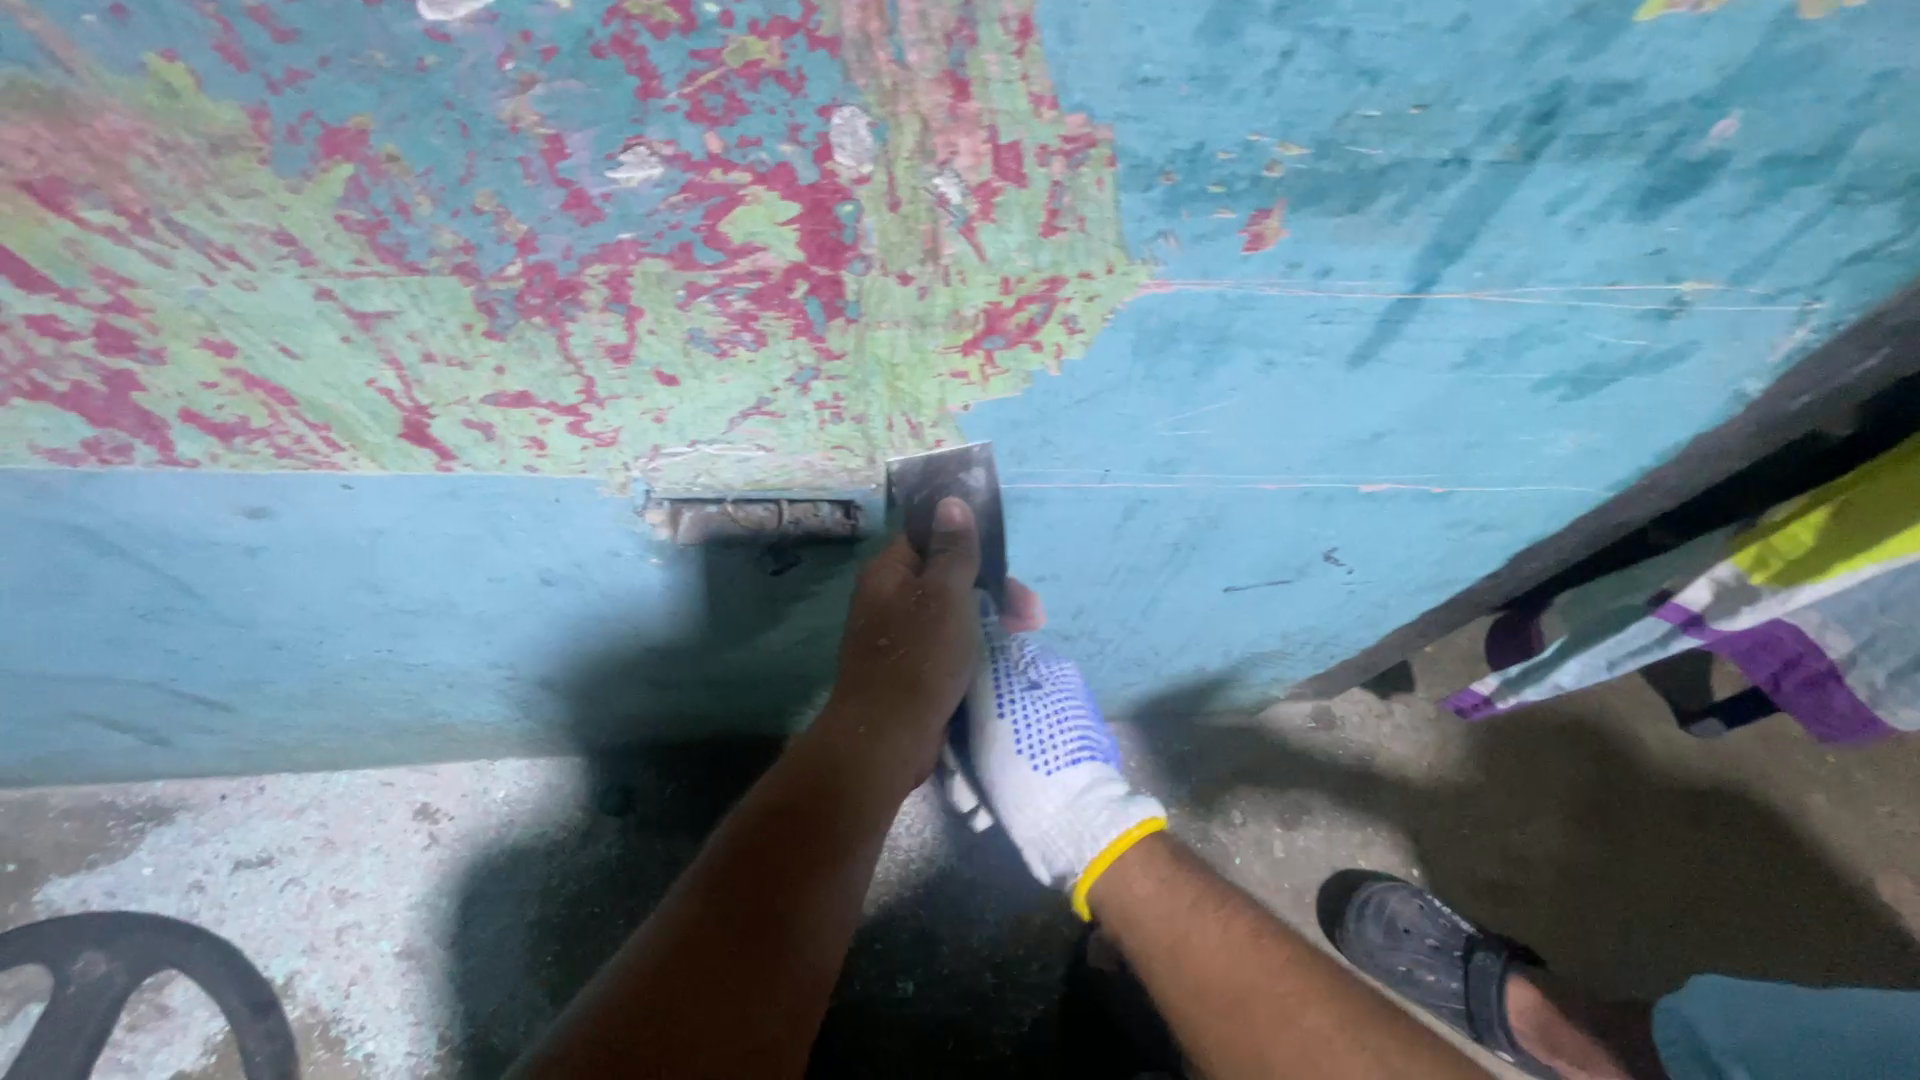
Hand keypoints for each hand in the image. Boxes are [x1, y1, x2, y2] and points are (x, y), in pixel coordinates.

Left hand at [815, 497, 1040, 794]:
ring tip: (1025, 632)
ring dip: (988, 617)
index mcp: (889, 572)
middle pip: (947, 576)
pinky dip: (973, 644)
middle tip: (1030, 612)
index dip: (970, 543)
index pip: (930, 537)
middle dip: (992, 588)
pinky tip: (1000, 654)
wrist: (887, 738)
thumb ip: (953, 549)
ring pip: (951, 612)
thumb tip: (951, 501)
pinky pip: (947, 644)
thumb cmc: (919, 657)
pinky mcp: (910, 668)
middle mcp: (889, 598)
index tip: (1005, 561)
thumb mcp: (944, 594)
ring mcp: (899, 635)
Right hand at [965, 616, 1165, 917]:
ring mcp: (1049, 733)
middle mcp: (1048, 694)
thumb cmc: (1025, 756)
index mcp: (1045, 667)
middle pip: (981, 704)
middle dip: (960, 740)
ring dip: (968, 769)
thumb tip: (976, 604)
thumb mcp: (993, 697)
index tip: (943, 714)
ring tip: (971, 795)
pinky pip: (1001, 766)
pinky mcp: (1047, 769)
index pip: (984, 657)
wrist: (1069, 826)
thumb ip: (981, 652)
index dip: (957, 686)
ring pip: (984, 740)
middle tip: (956, 768)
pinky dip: (987, 786)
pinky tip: (983, 806)